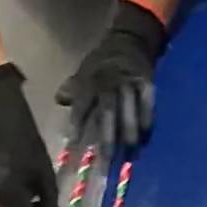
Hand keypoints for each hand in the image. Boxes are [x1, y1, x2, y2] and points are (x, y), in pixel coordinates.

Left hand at [56, 0, 165, 147]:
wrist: (129, 39)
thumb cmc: (101, 63)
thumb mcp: (83, 72)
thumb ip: (72, 88)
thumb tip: (59, 99)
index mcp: (90, 83)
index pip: (80, 109)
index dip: (76, 131)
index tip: (72, 153)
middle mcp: (109, 85)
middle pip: (107, 116)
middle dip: (106, 143)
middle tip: (104, 167)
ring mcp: (129, 84)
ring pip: (129, 114)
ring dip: (128, 137)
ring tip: (128, 158)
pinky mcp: (146, 83)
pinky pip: (147, 106)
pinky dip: (146, 123)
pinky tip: (144, 140)